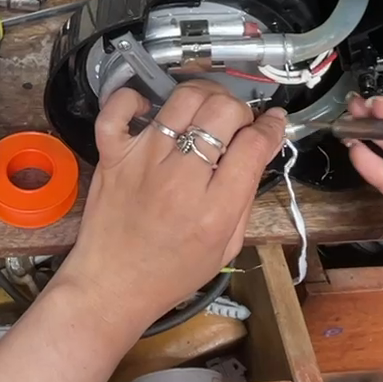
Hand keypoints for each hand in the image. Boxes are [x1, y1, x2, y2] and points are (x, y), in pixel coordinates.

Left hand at [52, 80, 287, 337]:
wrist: (111, 285)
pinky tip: (150, 110)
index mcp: (214, 210)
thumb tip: (262, 145)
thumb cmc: (172, 271)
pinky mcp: (112, 154)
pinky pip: (119, 108)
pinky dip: (134, 98)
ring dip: (202, 96)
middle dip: (239, 109)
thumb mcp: (227, 245)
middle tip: (236, 123)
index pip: (254, 144)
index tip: (271, 122)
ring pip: (181, 100)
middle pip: (222, 111)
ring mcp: (142, 161)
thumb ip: (246, 194)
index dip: (270, 126)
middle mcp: (179, 180)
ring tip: (204, 112)